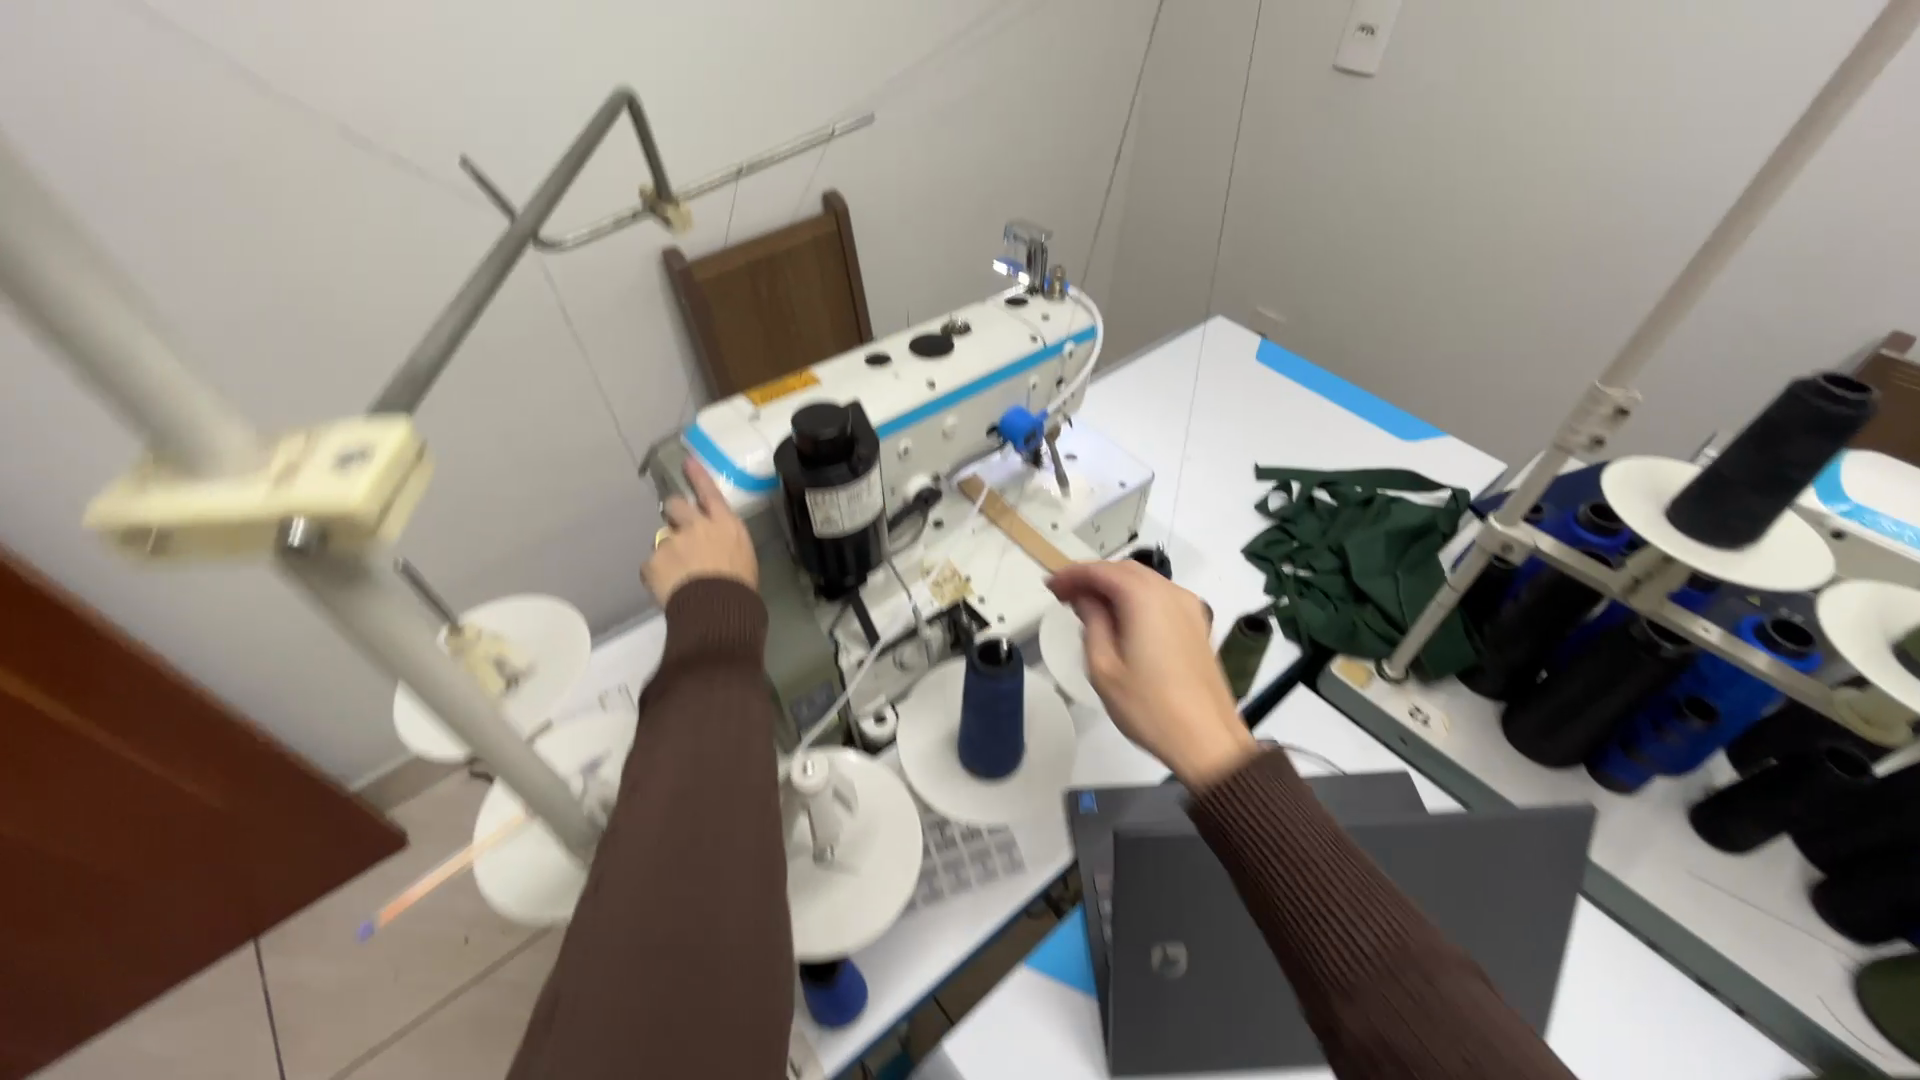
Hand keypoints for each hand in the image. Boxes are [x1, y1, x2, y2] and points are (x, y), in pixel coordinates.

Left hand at [642, 459, 757, 603]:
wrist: (717, 608)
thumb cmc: (740, 586)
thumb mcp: (743, 556)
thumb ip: (724, 542)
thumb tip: (713, 544)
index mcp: (725, 524)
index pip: (709, 492)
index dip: (697, 476)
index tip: (686, 462)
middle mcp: (697, 525)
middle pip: (676, 506)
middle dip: (674, 514)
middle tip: (678, 531)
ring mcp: (673, 541)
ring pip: (664, 540)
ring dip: (669, 553)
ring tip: (679, 577)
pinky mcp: (654, 560)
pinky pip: (652, 566)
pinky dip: (658, 576)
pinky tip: (668, 589)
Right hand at [1048, 561, 1256, 789]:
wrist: (1207, 739)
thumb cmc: (1148, 706)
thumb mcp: (1104, 667)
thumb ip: (1092, 622)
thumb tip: (1086, 599)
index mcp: (1145, 598)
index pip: (1101, 571)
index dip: (1072, 574)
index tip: (1050, 587)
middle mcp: (1171, 593)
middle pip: (1125, 570)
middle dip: (1093, 578)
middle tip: (1064, 597)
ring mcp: (1190, 608)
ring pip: (1145, 582)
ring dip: (1115, 587)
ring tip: (1088, 608)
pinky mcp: (1198, 625)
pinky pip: (1161, 598)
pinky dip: (1136, 599)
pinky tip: (1121, 621)